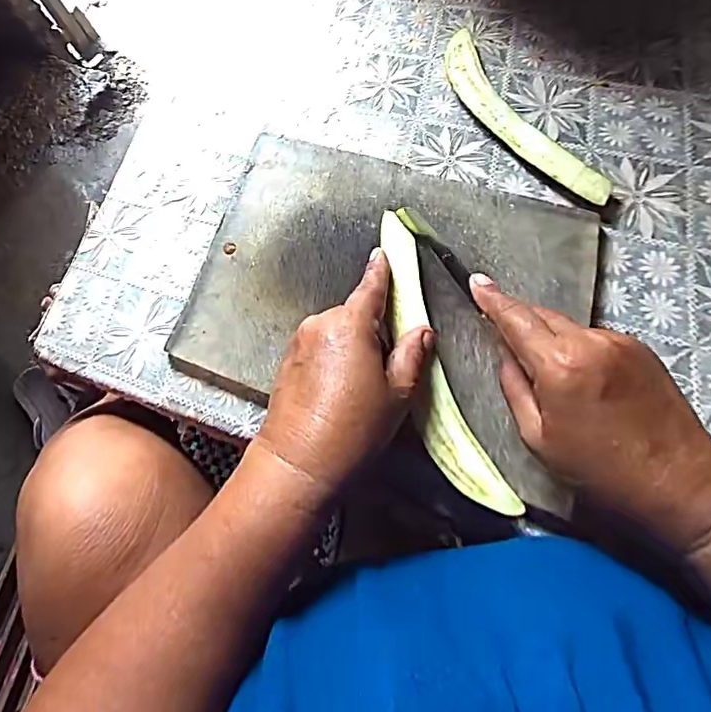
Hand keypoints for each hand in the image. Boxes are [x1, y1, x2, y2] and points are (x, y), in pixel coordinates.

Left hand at [254, 250, 433, 502]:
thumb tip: (421, 330)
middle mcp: (320, 323)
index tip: (384, 252)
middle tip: (388, 367)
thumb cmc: (351, 430)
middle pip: (355, 313)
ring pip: (337, 330)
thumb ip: (412, 354)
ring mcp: (300, 339)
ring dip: (352, 345)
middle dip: (373, 329)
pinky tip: (340, 389)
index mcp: (349, 325)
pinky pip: (320, 345)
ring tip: (361, 388)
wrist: (298, 458)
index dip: (381, 270)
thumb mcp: (397, 394)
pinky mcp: (289, 356)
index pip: (370, 287)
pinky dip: (334, 356)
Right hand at [470, 274, 710, 554]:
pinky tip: (585, 379)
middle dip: (519, 322)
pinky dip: (577, 347)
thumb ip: (513, 386)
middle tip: (506, 340)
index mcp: (559, 365)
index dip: (491, 298)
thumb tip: (504, 353)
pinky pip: (591, 337)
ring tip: (553, 374)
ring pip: (565, 325)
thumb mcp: (538, 436)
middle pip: (539, 315)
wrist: (683, 484)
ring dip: (549, 337)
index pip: (515, 318)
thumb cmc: (604, 469)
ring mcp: (619, 343)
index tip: (476, 281)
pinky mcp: (639, 349)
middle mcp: (589, 343)